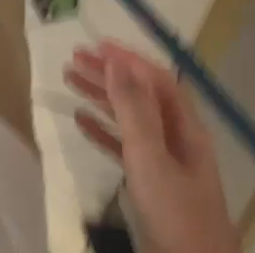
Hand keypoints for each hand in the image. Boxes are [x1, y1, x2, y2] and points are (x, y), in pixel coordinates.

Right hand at [68, 42, 239, 252]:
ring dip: (101, 95)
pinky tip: (80, 120)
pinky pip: (124, 144)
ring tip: (69, 79)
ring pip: (130, 117)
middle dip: (109, 73)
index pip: (158, 81)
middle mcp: (177, 139)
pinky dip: (102, 129)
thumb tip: (117, 61)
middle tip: (73, 56)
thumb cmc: (175, 210)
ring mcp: (166, 162)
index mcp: (186, 130)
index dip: (129, 60)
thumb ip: (133, 109)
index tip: (95, 44)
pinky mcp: (152, 182)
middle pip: (142, 95)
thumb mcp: (151, 156)